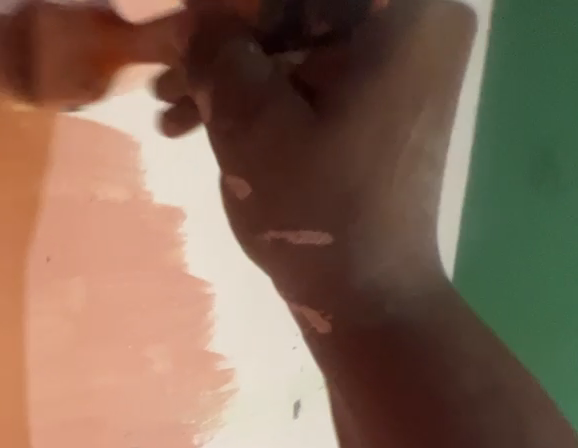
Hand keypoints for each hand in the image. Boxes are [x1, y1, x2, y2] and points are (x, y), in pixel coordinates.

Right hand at [154, 0, 477, 320]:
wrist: (364, 289)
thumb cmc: (313, 209)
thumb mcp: (251, 129)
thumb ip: (219, 58)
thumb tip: (193, 20)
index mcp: (401, 12)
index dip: (226, 12)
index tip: (175, 38)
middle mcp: (416, 20)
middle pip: (300, 11)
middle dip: (225, 45)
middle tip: (161, 85)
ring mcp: (402, 63)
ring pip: (298, 45)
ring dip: (232, 75)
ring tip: (170, 116)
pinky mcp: (383, 100)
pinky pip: (311, 77)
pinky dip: (261, 97)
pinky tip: (208, 127)